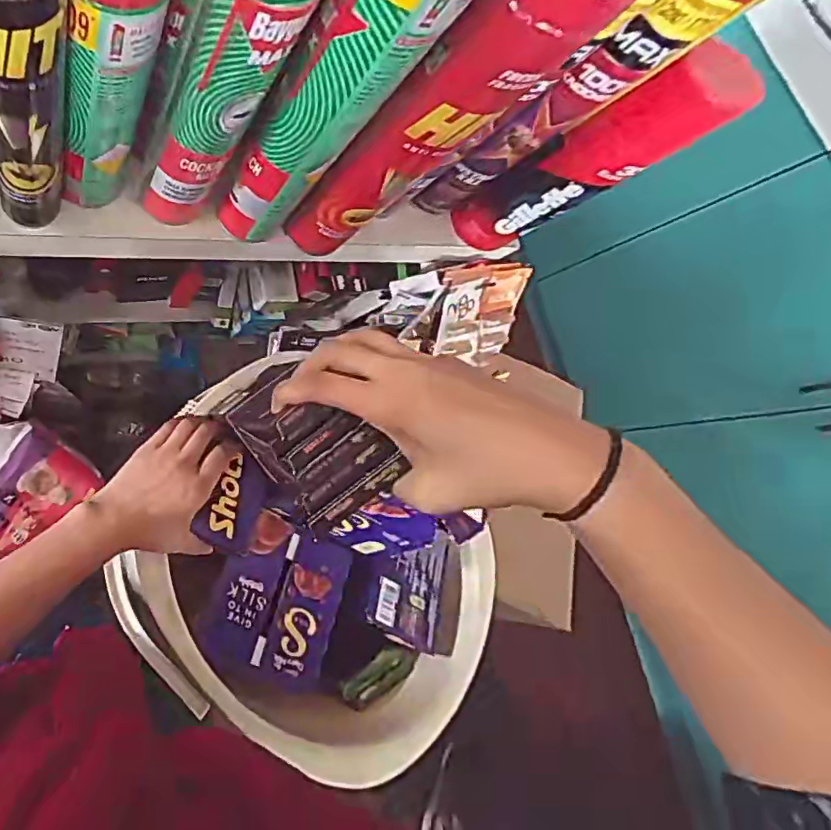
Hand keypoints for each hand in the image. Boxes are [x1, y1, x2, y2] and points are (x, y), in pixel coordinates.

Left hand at [85, 417, 237, 554]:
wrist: (114, 520)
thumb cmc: (145, 531)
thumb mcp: (184, 543)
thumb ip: (204, 541)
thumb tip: (212, 542)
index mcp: (197, 486)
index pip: (223, 454)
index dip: (233, 447)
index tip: (235, 449)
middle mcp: (184, 465)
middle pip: (208, 432)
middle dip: (219, 429)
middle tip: (222, 431)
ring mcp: (165, 453)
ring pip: (189, 425)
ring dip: (201, 422)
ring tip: (205, 424)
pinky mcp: (148, 449)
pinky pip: (168, 426)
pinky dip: (179, 422)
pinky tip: (181, 425)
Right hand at [273, 329, 612, 513]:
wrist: (553, 452)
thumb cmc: (491, 474)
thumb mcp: (429, 494)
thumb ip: (393, 485)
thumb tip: (386, 479)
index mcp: (391, 402)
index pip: (325, 385)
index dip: (292, 391)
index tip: (277, 404)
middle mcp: (403, 371)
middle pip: (339, 349)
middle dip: (308, 364)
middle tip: (297, 387)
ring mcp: (426, 360)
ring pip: (367, 337)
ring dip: (338, 350)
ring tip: (328, 371)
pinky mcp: (446, 361)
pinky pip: (394, 345)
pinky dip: (369, 353)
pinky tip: (377, 378)